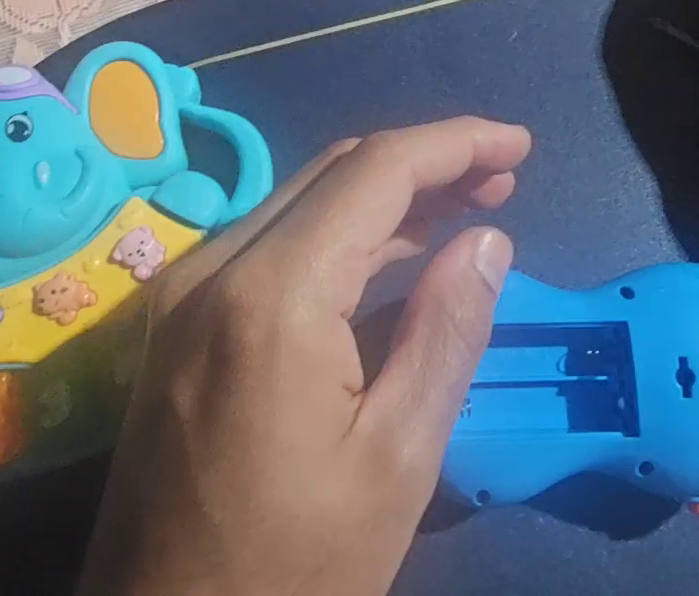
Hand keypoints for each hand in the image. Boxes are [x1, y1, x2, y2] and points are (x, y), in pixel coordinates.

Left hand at [78, 118, 529, 595]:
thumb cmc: (293, 565)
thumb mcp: (397, 458)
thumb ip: (446, 331)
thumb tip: (487, 240)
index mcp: (272, 295)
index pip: (376, 171)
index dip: (455, 144)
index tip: (518, 143)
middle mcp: (216, 267)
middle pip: (337, 171)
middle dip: (427, 162)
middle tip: (501, 178)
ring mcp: (187, 288)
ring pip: (304, 199)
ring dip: (388, 193)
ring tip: (467, 204)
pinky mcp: (180, 316)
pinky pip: (275, 241)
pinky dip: (343, 231)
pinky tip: (396, 249)